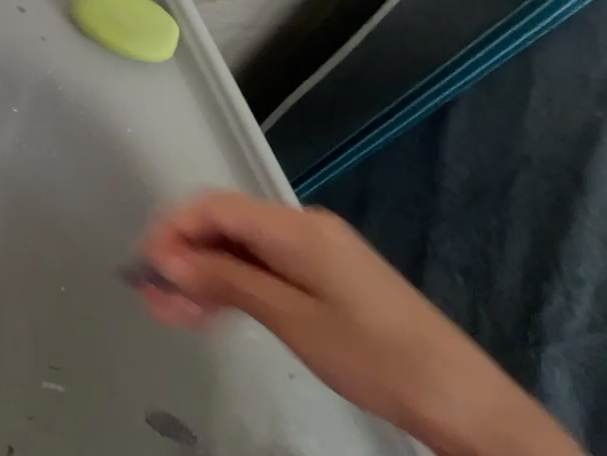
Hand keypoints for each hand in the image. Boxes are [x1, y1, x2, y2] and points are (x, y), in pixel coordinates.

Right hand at [139, 191, 582, 455]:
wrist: (462, 400)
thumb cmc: (374, 354)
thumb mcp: (291, 319)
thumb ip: (226, 282)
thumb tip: (167, 260)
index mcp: (295, 227)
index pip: (214, 207)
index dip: (172, 228)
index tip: (144, 264)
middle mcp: (301, 228)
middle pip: (224, 226)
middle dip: (182, 255)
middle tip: (152, 296)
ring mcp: (314, 253)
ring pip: (239, 249)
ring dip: (202, 275)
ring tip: (171, 311)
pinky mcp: (322, 277)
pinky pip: (262, 268)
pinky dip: (231, 285)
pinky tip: (209, 312)